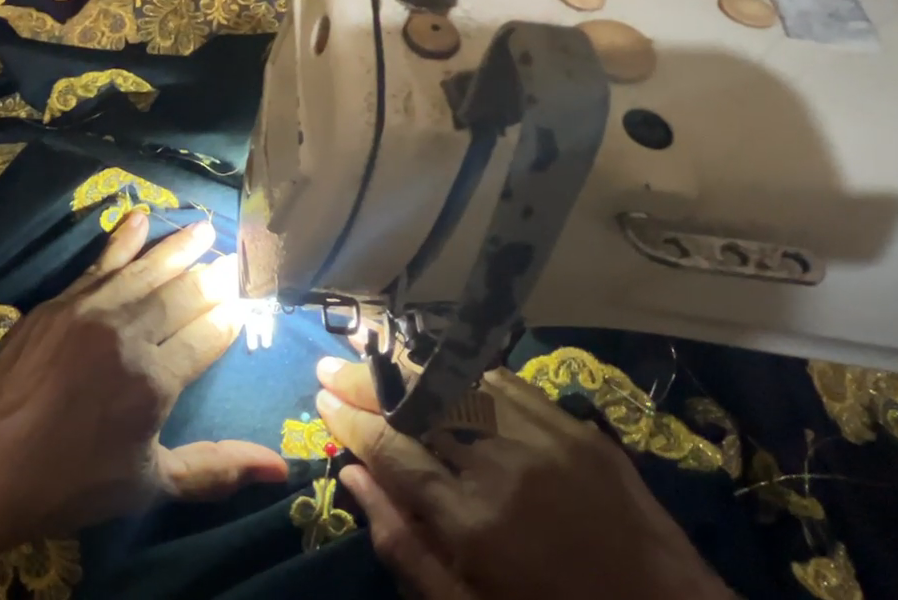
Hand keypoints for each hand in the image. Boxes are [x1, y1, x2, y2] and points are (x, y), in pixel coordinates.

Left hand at [0, 211, 289, 552]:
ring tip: (206, 227)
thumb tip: (282, 469)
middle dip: (212, 276)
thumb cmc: (67, 483)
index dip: (230, 317)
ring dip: (178, 247)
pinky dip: (122, 241)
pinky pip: (98, 264)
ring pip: (145, 270)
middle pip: (181, 295)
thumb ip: (214, 469)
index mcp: (155, 381)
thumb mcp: (147, 485)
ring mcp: (88, 312)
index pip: (208, 335)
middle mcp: (127, 334)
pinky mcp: (57, 304)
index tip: (247, 300)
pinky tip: (139, 220)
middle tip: (236, 258)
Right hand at [314, 359, 734, 599]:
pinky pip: (506, 382)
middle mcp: (502, 465)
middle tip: (329, 367)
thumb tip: (354, 477)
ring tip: (370, 351)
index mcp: (472, 520)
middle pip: (416, 405)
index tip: (321, 402)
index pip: (390, 449)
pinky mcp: (576, 428)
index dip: (349, 422)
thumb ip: (404, 546)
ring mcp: (543, 439)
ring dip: (405, 364)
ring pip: (456, 382)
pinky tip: (436, 361)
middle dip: (366, 382)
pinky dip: (462, 368)